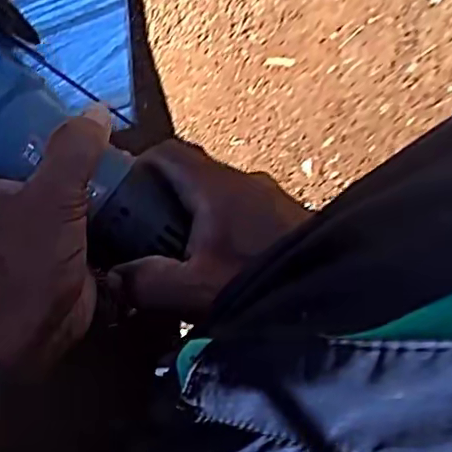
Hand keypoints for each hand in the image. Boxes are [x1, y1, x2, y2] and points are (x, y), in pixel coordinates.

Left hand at [0, 108, 109, 374]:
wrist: (46, 324)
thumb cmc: (36, 259)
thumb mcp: (54, 195)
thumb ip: (73, 150)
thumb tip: (97, 113)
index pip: (16, 140)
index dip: (46, 124)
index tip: (79, 111)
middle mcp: (16, 205)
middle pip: (52, 165)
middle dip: (82, 153)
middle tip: (115, 137)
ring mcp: (44, 228)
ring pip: (74, 192)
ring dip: (99, 182)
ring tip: (129, 161)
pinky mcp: (68, 248)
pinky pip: (90, 218)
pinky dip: (108, 208)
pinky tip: (132, 194)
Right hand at [104, 140, 312, 319]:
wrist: (336, 298)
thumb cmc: (264, 285)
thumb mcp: (193, 290)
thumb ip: (146, 282)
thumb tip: (115, 278)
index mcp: (217, 188)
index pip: (167, 153)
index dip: (136, 167)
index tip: (118, 194)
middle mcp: (245, 184)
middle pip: (189, 177)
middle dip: (159, 202)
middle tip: (139, 237)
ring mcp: (269, 202)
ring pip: (215, 200)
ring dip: (190, 223)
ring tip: (175, 261)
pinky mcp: (284, 224)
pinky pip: (239, 218)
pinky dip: (217, 235)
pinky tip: (214, 271)